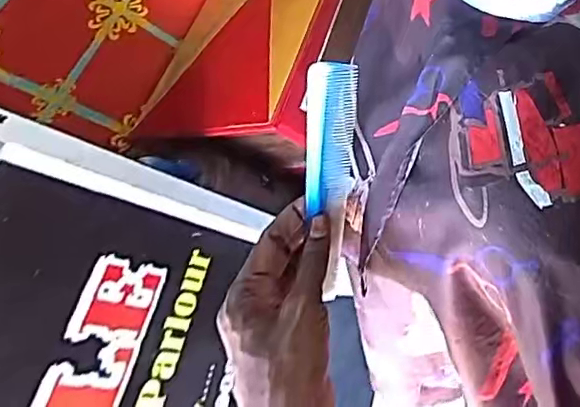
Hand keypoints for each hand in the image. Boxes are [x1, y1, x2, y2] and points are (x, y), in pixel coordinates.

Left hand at [217, 200, 333, 406]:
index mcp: (242, 297)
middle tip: (332, 210)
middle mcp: (252, 305)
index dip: (295, 216)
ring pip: (292, 269)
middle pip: (280, 253)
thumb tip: (321, 226)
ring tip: (337, 230)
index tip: (317, 199)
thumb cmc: (284, 380)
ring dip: (315, 250)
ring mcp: (270, 318)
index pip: (269, 239)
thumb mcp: (303, 307)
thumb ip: (314, 261)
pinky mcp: (288, 330)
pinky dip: (318, 272)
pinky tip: (334, 262)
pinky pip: (301, 288)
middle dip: (307, 231)